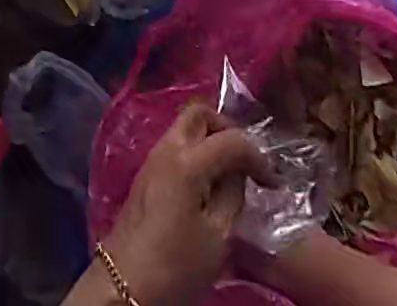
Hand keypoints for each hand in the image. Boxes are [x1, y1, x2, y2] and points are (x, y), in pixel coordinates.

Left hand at [95, 103, 275, 305]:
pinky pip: (176, 145)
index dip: (258, 157)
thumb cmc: (176, 264)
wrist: (124, 283)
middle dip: (227, 130)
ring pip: (185, 126)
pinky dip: (196, 151)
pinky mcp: (147, 171)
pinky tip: (209, 182)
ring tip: (230, 173)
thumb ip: (232, 193)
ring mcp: (153, 156)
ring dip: (210, 139)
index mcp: (187, 161)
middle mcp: (167, 147)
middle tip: (245, 160)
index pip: (231, 139)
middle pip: (200, 114)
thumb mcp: (218, 235)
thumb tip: (238, 172)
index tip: (272, 183)